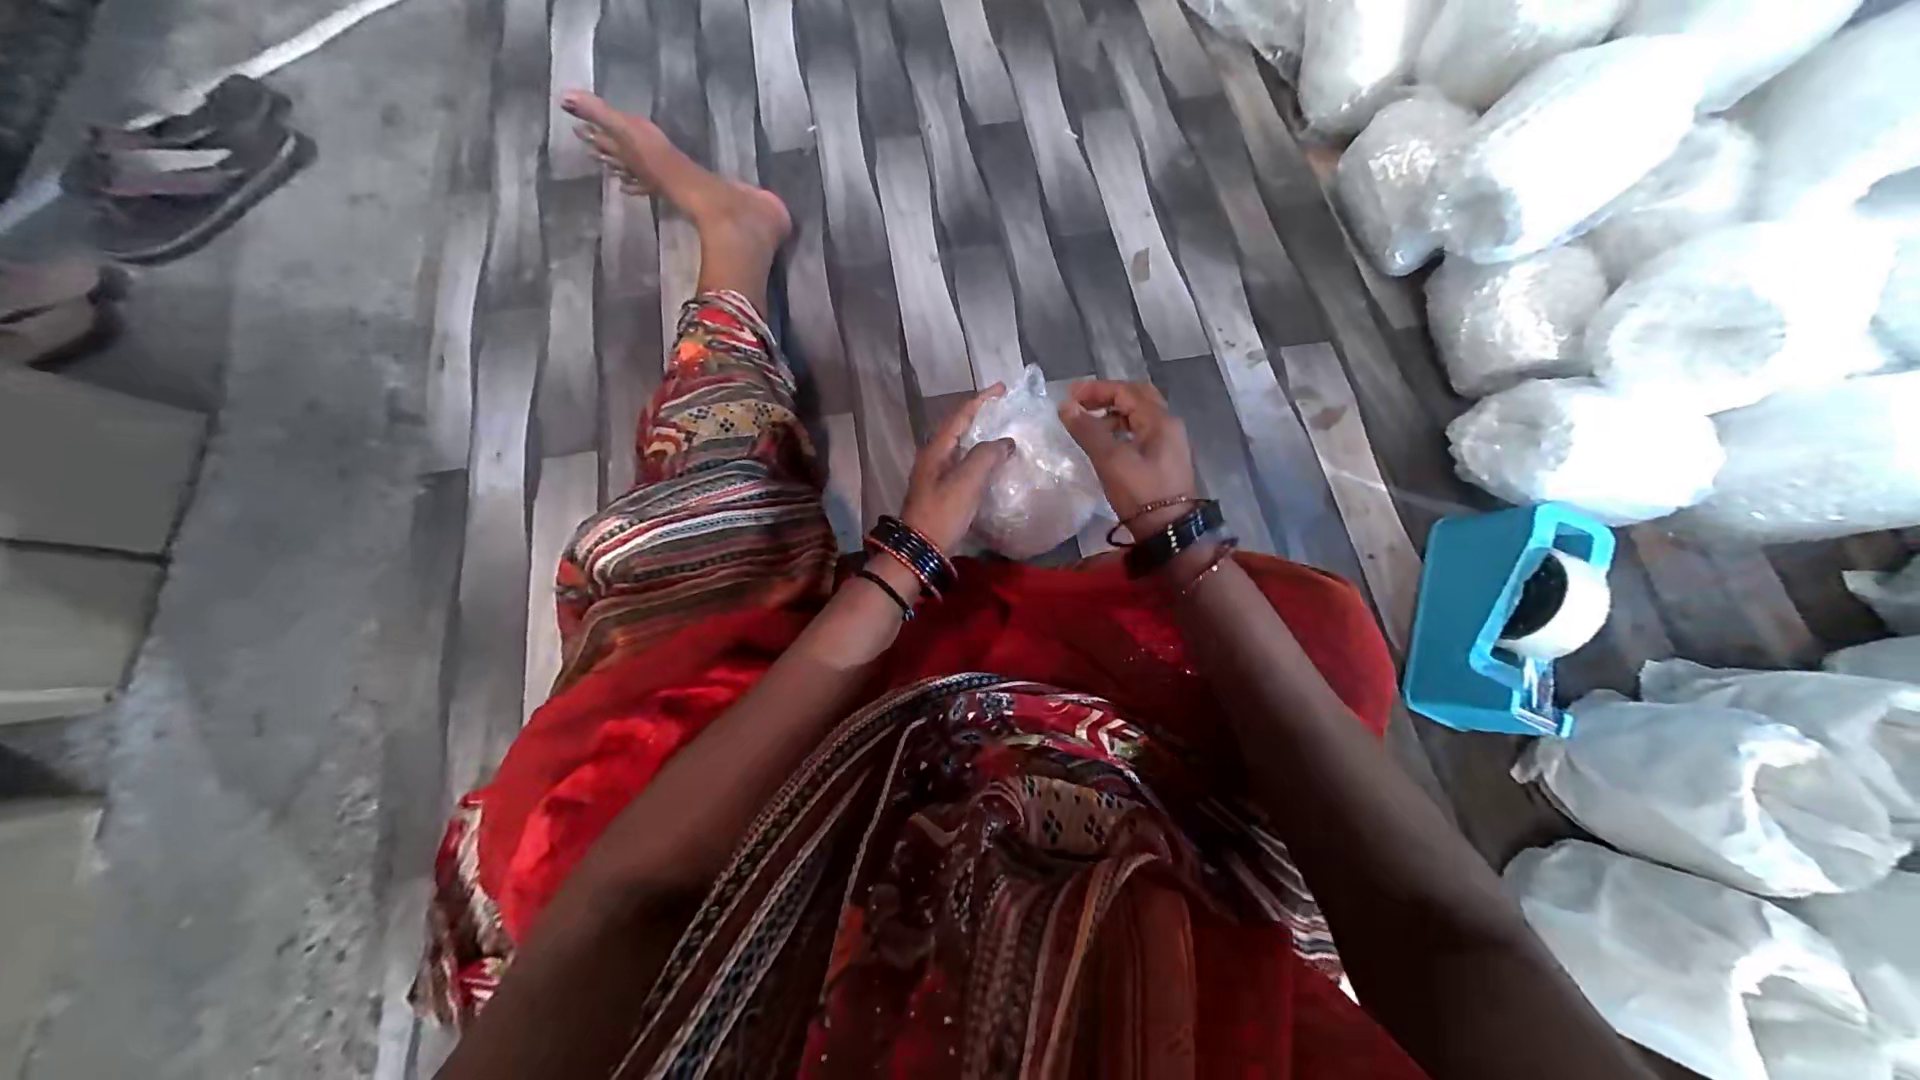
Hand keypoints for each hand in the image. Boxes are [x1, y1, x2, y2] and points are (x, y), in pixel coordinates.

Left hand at [900, 383, 1016, 553]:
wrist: (921, 549)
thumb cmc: (943, 512)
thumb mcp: (967, 481)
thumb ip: (987, 455)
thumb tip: (1006, 442)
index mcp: (936, 449)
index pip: (960, 415)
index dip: (981, 400)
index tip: (1002, 388)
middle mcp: (933, 457)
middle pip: (958, 427)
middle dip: (980, 415)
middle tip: (1003, 408)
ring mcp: (935, 474)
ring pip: (960, 446)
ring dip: (980, 436)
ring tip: (1001, 432)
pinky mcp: (941, 491)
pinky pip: (963, 464)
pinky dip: (978, 457)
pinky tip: (992, 463)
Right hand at [1060, 380, 1197, 537]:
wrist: (1168, 530)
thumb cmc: (1140, 493)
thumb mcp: (1110, 460)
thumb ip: (1088, 430)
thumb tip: (1066, 406)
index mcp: (1159, 420)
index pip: (1126, 391)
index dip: (1096, 390)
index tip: (1070, 396)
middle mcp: (1169, 425)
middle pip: (1137, 398)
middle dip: (1108, 397)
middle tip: (1082, 403)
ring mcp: (1169, 442)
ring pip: (1140, 416)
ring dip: (1114, 414)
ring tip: (1090, 424)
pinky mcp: (1165, 459)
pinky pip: (1142, 432)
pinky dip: (1122, 429)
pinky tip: (1107, 443)